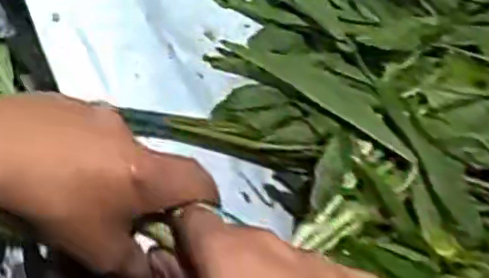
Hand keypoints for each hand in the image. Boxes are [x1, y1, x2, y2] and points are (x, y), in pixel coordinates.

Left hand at [0, 97, 218, 277]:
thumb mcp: (102, 253)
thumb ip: (139, 264)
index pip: (202, 180)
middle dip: (144, 190)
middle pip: (152, 161)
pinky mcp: (53, 97)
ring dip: (107, 166)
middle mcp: (121, 127)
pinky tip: (48, 163)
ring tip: (75, 188)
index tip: (177, 227)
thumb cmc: (49, 199)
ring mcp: (84, 106)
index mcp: (144, 166)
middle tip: (117, 215)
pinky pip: (81, 127)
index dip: (201, 207)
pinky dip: (77, 146)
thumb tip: (150, 263)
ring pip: (113, 143)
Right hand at [156, 204, 370, 277]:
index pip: (189, 216)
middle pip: (241, 241)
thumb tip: (159, 257)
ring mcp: (329, 264)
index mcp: (225, 244)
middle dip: (239, 266)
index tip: (191, 269)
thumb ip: (175, 277)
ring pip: (289, 263)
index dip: (188, 242)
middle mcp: (271, 241)